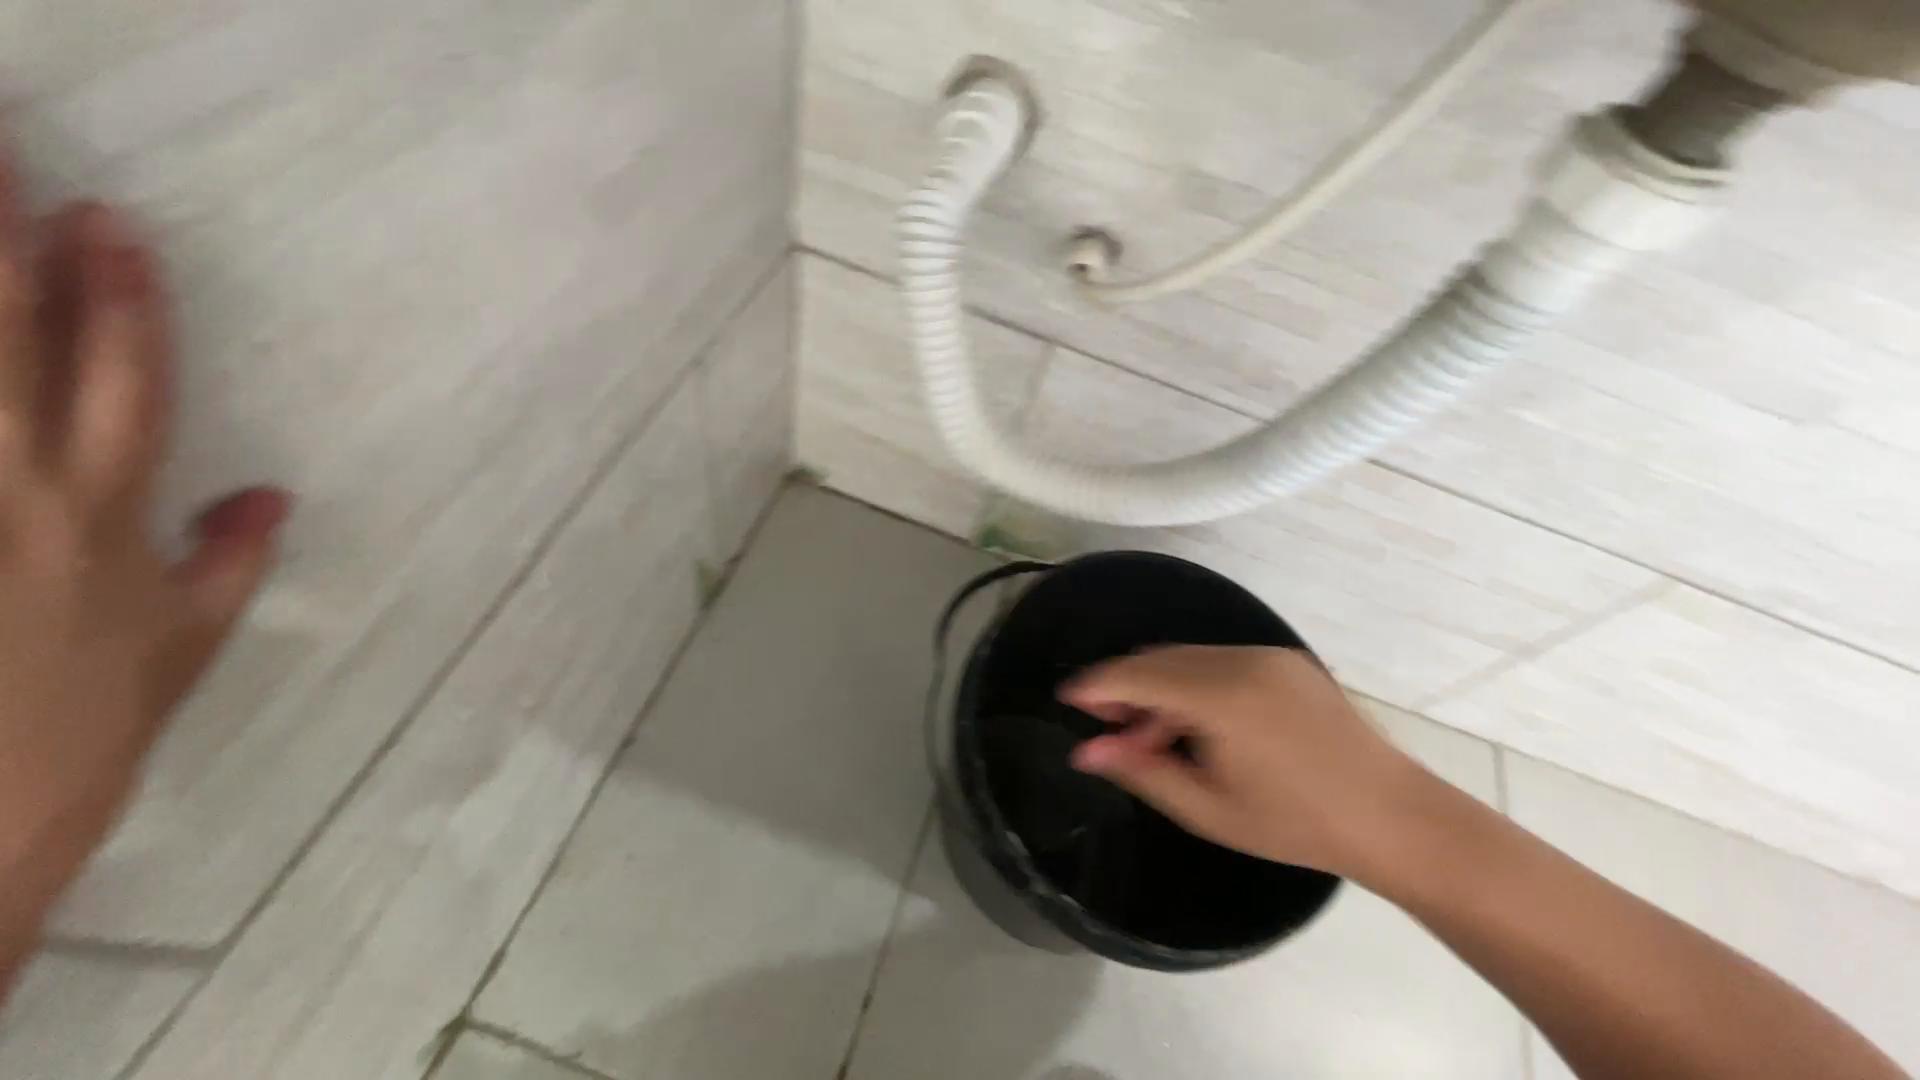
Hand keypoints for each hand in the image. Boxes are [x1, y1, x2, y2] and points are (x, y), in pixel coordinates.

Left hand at [0, 144, 287, 945]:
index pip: (127, 382)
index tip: (109, 219)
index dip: (123, 300)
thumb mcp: (182, 645)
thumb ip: (229, 562)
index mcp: (108, 517)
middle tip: (0, 147)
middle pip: (12, 344)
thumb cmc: (83, 727)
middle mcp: (21, 493)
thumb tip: (272, 495)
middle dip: (6, 243)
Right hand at [1061, 645, 1435, 879]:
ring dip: (1159, 685)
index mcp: (1221, 696)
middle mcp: (1242, 660)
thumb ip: (1141, 770)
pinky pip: (1221, 661)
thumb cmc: (1294, 824)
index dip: (1096, 685)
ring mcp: (1269, 656)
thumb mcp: (1207, 808)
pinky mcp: (1288, 662)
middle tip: (1105, 726)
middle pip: (1160, 658)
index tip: (1065, 698)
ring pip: (1189, 657)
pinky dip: (1193, 683)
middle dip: (1125, 685)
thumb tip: (1085, 750)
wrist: (1395, 816)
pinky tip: (1195, 724)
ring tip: (1150, 734)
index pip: (1137, 675)